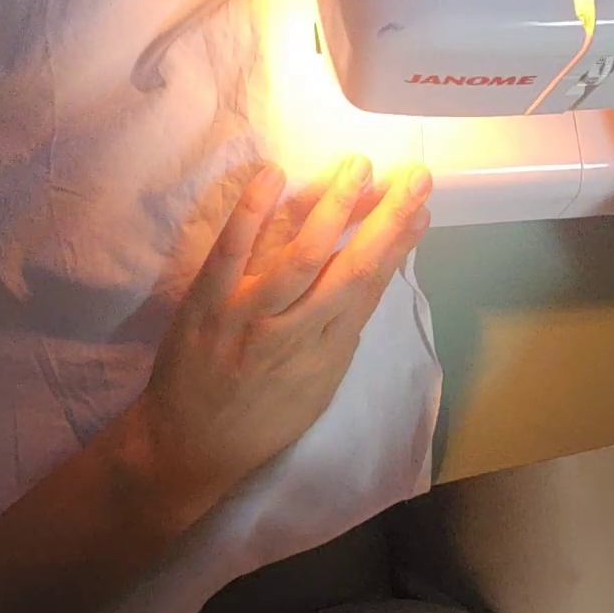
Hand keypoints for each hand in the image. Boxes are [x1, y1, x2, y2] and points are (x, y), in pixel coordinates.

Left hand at [119, 156, 433, 522]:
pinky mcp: (208, 302)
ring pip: (300, 256)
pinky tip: (274, 176)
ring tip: (357, 166)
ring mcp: (249, 315)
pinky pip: (232, 251)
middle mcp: (296, 333)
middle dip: (385, 220)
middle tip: (414, 175)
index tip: (422, 206)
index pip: (371, 287)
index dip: (399, 244)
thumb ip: (346, 324)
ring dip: (331, 208)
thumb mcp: (320, 381)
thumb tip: (379, 271)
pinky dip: (253, 212)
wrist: (191, 446)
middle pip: (349, 269)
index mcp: (328, 351)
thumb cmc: (263, 415)